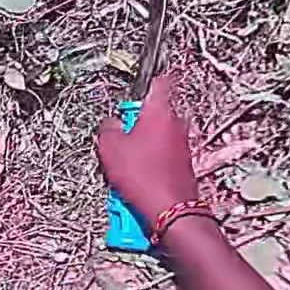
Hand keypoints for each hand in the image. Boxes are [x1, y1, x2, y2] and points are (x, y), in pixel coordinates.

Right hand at [96, 73, 197, 222]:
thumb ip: (108, 128)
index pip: (158, 83)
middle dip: (134, 124)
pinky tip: (133, 178)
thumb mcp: (110, 147)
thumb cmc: (142, 176)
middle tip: (117, 137)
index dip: (145, 81)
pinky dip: (146, 163)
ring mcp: (181, 145)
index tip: (137, 83)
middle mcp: (175, 125)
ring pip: (154, 136)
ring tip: (123, 164)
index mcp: (159, 112)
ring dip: (139, 145)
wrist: (168, 209)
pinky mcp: (181, 163)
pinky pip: (158, 156)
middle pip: (152, 114)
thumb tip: (111, 123)